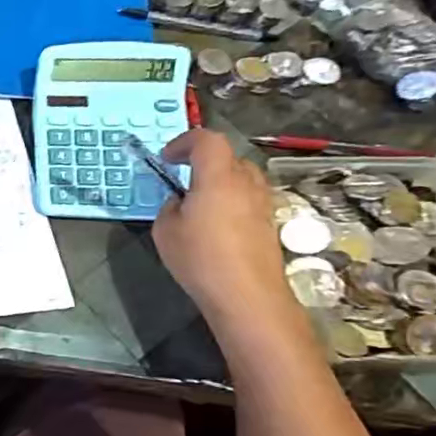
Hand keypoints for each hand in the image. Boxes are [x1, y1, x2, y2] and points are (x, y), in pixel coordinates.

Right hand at [152, 129, 301, 332]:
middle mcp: (246, 181)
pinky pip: (247, 199)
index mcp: (218, 176)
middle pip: (226, 157)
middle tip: (182, 184)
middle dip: (202, 164)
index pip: (206, 140)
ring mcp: (263, 201)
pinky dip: (231, 202)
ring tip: (199, 207)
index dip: (184, 142)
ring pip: (240, 178)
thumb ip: (170, 206)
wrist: (246, 295)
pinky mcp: (270, 221)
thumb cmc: (200, 258)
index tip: (167, 158)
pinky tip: (216, 228)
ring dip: (219, 183)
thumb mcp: (165, 231)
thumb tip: (181, 202)